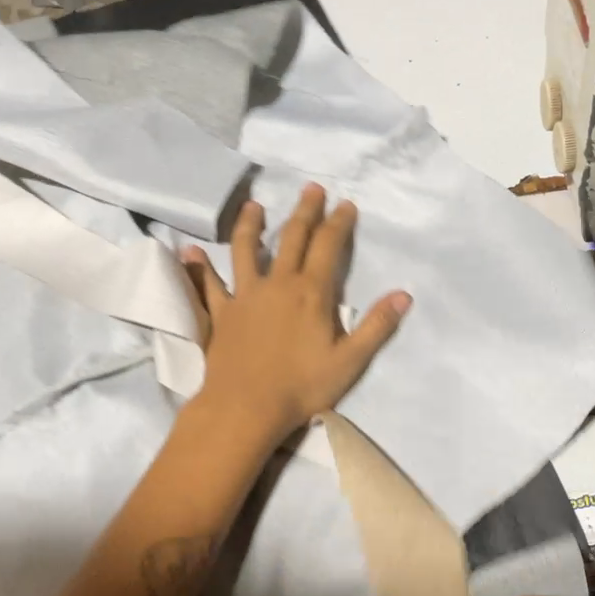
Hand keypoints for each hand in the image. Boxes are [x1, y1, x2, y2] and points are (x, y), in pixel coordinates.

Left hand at [181, 183, 411, 438]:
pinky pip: (208, 285)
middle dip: (305, 211)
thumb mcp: (350, 361)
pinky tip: (190, 252)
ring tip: (254, 207)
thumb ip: (376, 326)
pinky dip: (199, 267)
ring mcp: (245, 296)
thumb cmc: (303, 387)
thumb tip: (403, 295)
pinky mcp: (221, 314)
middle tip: (312, 188)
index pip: (329, 246)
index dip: (339, 223)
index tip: (346, 204)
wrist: (248, 406)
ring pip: (247, 250)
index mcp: (312, 293)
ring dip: (252, 225)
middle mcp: (278, 284)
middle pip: (293, 238)